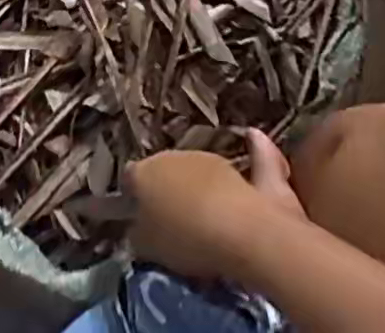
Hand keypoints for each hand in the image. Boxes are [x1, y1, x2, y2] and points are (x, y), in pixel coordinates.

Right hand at [124, 130, 304, 280]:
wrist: (238, 230)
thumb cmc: (185, 239)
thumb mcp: (149, 247)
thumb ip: (140, 234)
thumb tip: (140, 230)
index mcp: (142, 173)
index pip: (130, 177)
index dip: (134, 195)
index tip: (141, 215)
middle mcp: (169, 157)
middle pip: (165, 172)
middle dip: (169, 190)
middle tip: (175, 221)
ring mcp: (205, 158)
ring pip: (196, 170)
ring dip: (199, 185)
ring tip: (209, 214)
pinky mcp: (238, 168)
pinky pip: (246, 156)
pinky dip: (252, 149)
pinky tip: (254, 136)